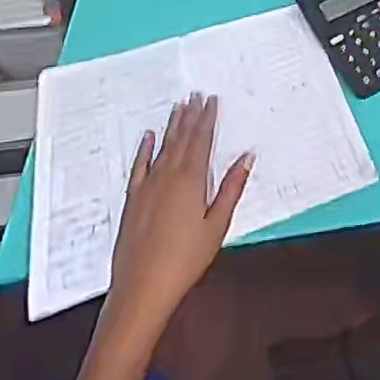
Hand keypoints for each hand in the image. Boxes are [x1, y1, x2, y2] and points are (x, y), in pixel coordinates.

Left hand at [102, 95, 252, 344]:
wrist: (143, 285)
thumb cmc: (186, 259)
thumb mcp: (217, 225)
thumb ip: (232, 188)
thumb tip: (246, 158)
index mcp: (191, 181)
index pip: (201, 141)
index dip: (207, 119)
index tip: (211, 101)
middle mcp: (167, 176)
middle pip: (181, 139)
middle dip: (190, 116)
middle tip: (195, 95)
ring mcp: (147, 186)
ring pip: (162, 147)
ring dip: (171, 126)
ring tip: (178, 107)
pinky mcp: (133, 198)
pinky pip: (139, 165)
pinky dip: (144, 149)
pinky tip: (148, 137)